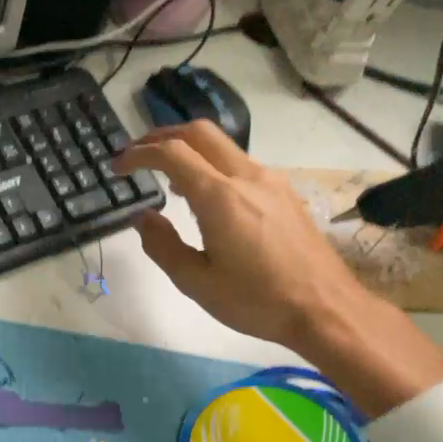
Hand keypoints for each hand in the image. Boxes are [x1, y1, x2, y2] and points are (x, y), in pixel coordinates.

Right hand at [110, 121, 374, 351]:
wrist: (324, 308)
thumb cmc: (255, 300)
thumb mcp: (195, 282)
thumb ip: (162, 245)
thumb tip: (143, 218)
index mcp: (220, 198)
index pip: (172, 154)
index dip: (139, 154)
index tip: (117, 167)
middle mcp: (247, 178)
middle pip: (200, 133)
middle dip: (162, 136)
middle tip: (137, 154)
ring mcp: (271, 183)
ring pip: (223, 146)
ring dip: (189, 150)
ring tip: (167, 178)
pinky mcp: (284, 194)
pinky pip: (240, 165)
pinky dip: (212, 166)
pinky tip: (204, 197)